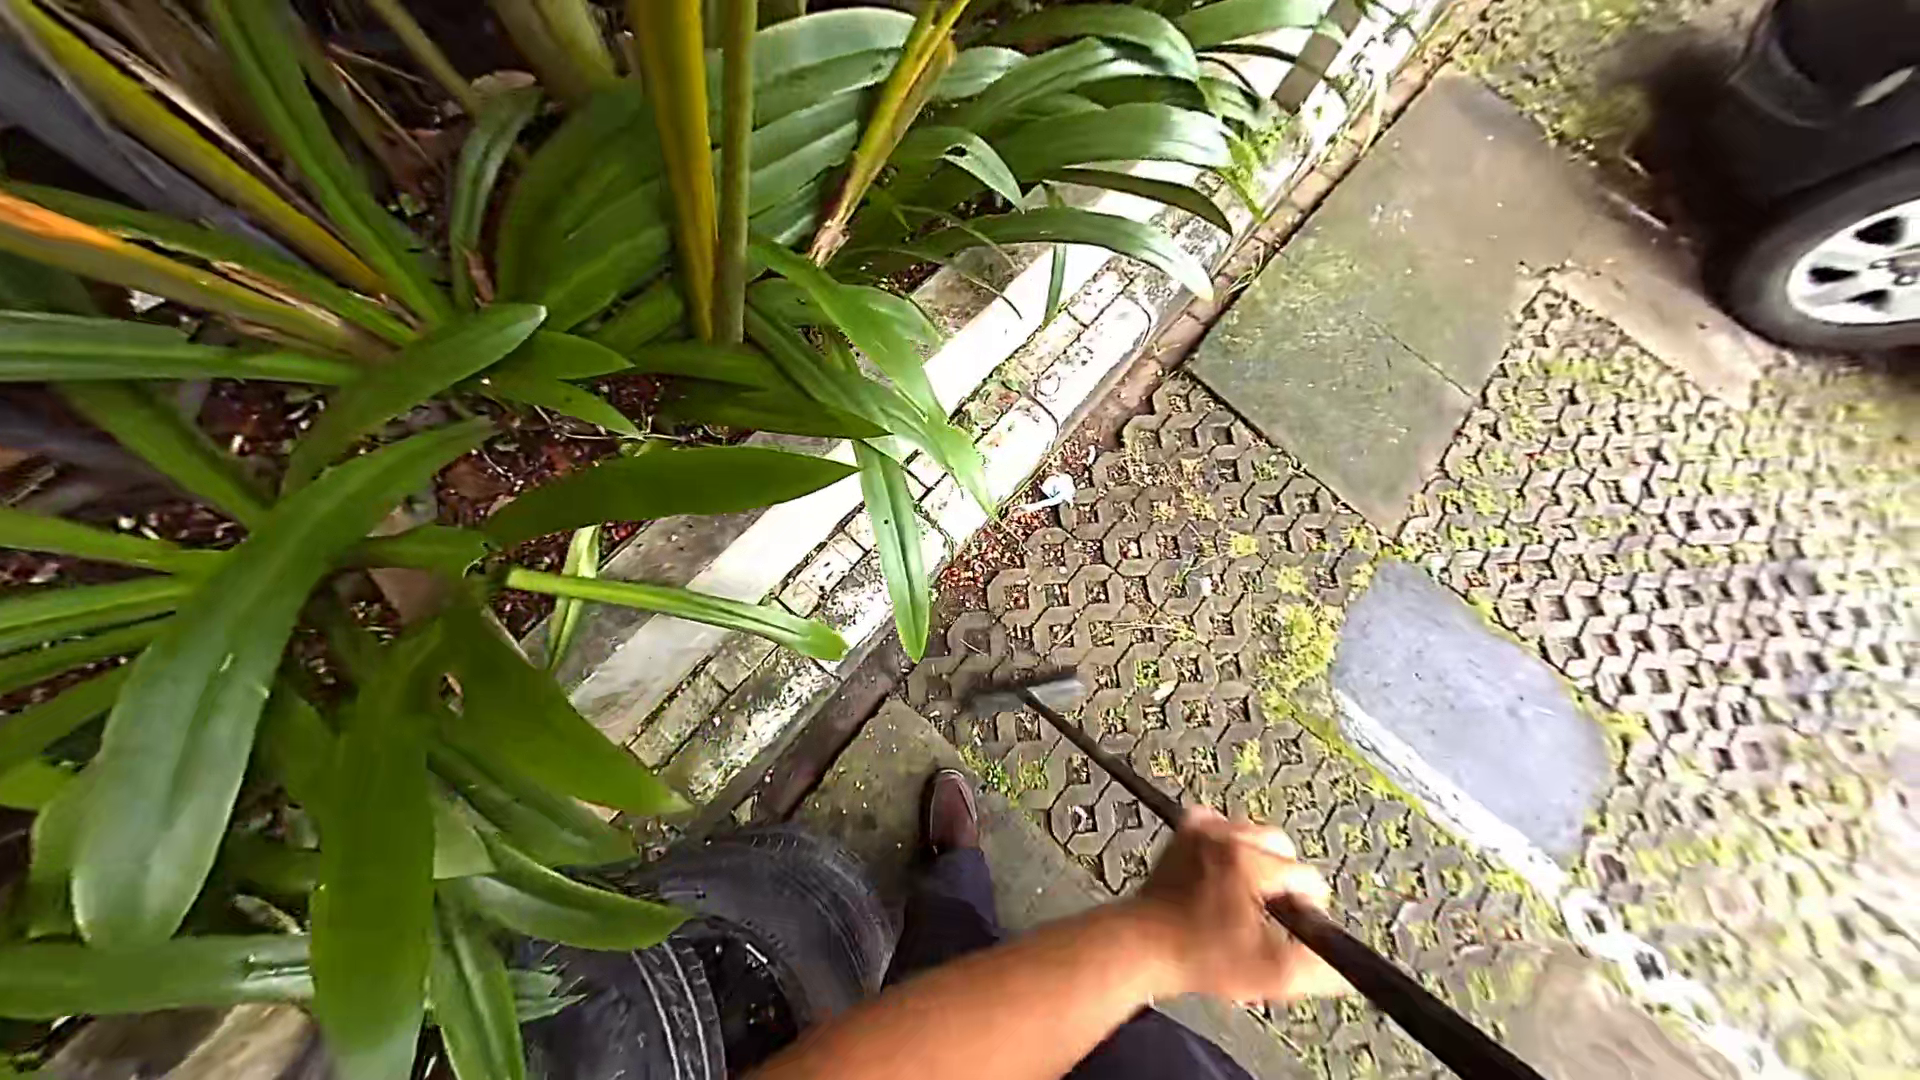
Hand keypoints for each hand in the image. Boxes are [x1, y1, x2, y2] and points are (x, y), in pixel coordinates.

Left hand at [1121, 808, 1346, 1003]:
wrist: (1146, 943)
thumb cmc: (1200, 955)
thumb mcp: (1270, 973)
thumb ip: (1316, 968)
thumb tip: (1340, 964)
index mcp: (1249, 863)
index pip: (1304, 874)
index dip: (1310, 903)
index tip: (1301, 923)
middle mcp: (1225, 836)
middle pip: (1279, 843)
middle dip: (1286, 874)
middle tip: (1277, 907)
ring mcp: (1200, 830)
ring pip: (1249, 830)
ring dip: (1257, 856)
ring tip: (1250, 891)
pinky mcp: (1183, 833)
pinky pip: (1215, 821)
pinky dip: (1226, 838)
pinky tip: (1225, 865)